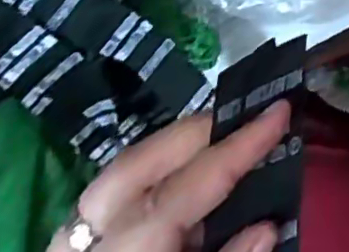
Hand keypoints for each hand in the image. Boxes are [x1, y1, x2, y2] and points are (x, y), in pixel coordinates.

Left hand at [47, 99, 292, 251]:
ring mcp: (67, 242)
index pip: (181, 191)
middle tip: (254, 117)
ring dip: (180, 145)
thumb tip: (268, 223)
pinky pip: (113, 192)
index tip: (281, 110)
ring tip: (228, 137)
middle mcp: (84, 243)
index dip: (236, 149)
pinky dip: (156, 172)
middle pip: (139, 162)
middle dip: (201, 130)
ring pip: (122, 169)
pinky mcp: (67, 245)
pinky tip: (189, 173)